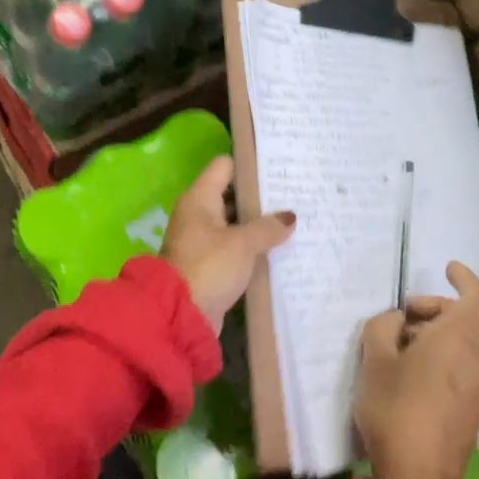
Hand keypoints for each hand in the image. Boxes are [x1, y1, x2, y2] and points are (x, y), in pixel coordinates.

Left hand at [161, 156, 295, 334]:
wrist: (181, 313)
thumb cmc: (209, 267)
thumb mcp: (242, 243)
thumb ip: (267, 227)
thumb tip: (289, 216)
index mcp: (199, 199)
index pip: (224, 166)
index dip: (250, 165)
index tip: (279, 168)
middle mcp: (198, 214)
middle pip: (232, 194)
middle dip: (261, 197)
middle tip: (297, 196)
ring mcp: (203, 240)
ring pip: (235, 223)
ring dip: (259, 224)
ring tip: (295, 221)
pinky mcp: (210, 263)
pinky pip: (235, 246)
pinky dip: (253, 246)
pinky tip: (280, 248)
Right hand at [352, 261, 478, 478]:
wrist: (418, 474)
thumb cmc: (394, 408)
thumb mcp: (373, 359)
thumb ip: (384, 327)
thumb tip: (399, 322)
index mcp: (457, 339)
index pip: (476, 297)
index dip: (464, 279)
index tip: (446, 268)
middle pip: (473, 319)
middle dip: (442, 308)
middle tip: (407, 315)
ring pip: (472, 344)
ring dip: (445, 334)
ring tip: (407, 346)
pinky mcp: (478, 408)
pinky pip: (470, 366)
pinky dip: (451, 355)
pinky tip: (419, 372)